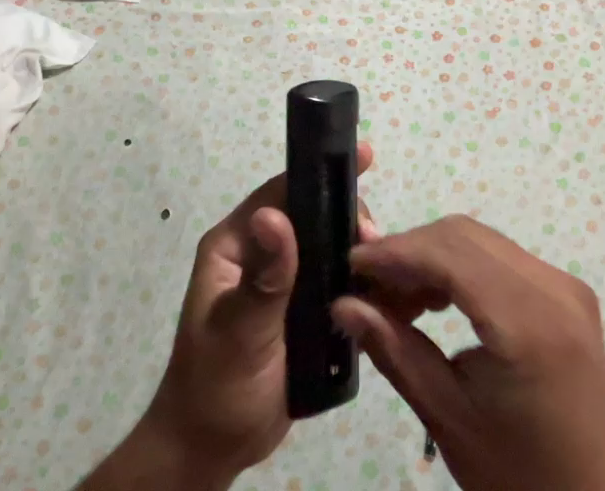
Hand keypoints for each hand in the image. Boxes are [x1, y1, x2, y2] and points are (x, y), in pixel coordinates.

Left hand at [80, 144, 376, 490]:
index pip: (278, 194)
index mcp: (234, 247)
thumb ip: (263, 278)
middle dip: (346, 219)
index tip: (364, 159)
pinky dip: (360, 284)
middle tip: (380, 242)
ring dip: (358, 252)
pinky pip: (335, 285)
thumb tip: (275, 216)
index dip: (318, 173)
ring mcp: (282, 286)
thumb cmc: (214, 383)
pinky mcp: (302, 315)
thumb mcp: (238, 330)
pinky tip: (389, 292)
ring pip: (327, 251)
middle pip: (310, 218)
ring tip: (391, 268)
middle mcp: (259, 257)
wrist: (212, 445)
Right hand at [331, 215, 604, 490]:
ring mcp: (564, 285)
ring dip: (429, 258)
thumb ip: (394, 351)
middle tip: (366, 288)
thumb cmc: (516, 468)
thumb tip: (342, 305)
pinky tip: (431, 301)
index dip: (394, 252)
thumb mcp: (446, 416)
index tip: (349, 266)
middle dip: (407, 252)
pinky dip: (457, 267)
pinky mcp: (564, 292)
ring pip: (478, 241)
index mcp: (528, 323)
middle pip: (463, 236)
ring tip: (393, 301)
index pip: (449, 255)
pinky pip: (498, 257)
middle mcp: (553, 289)